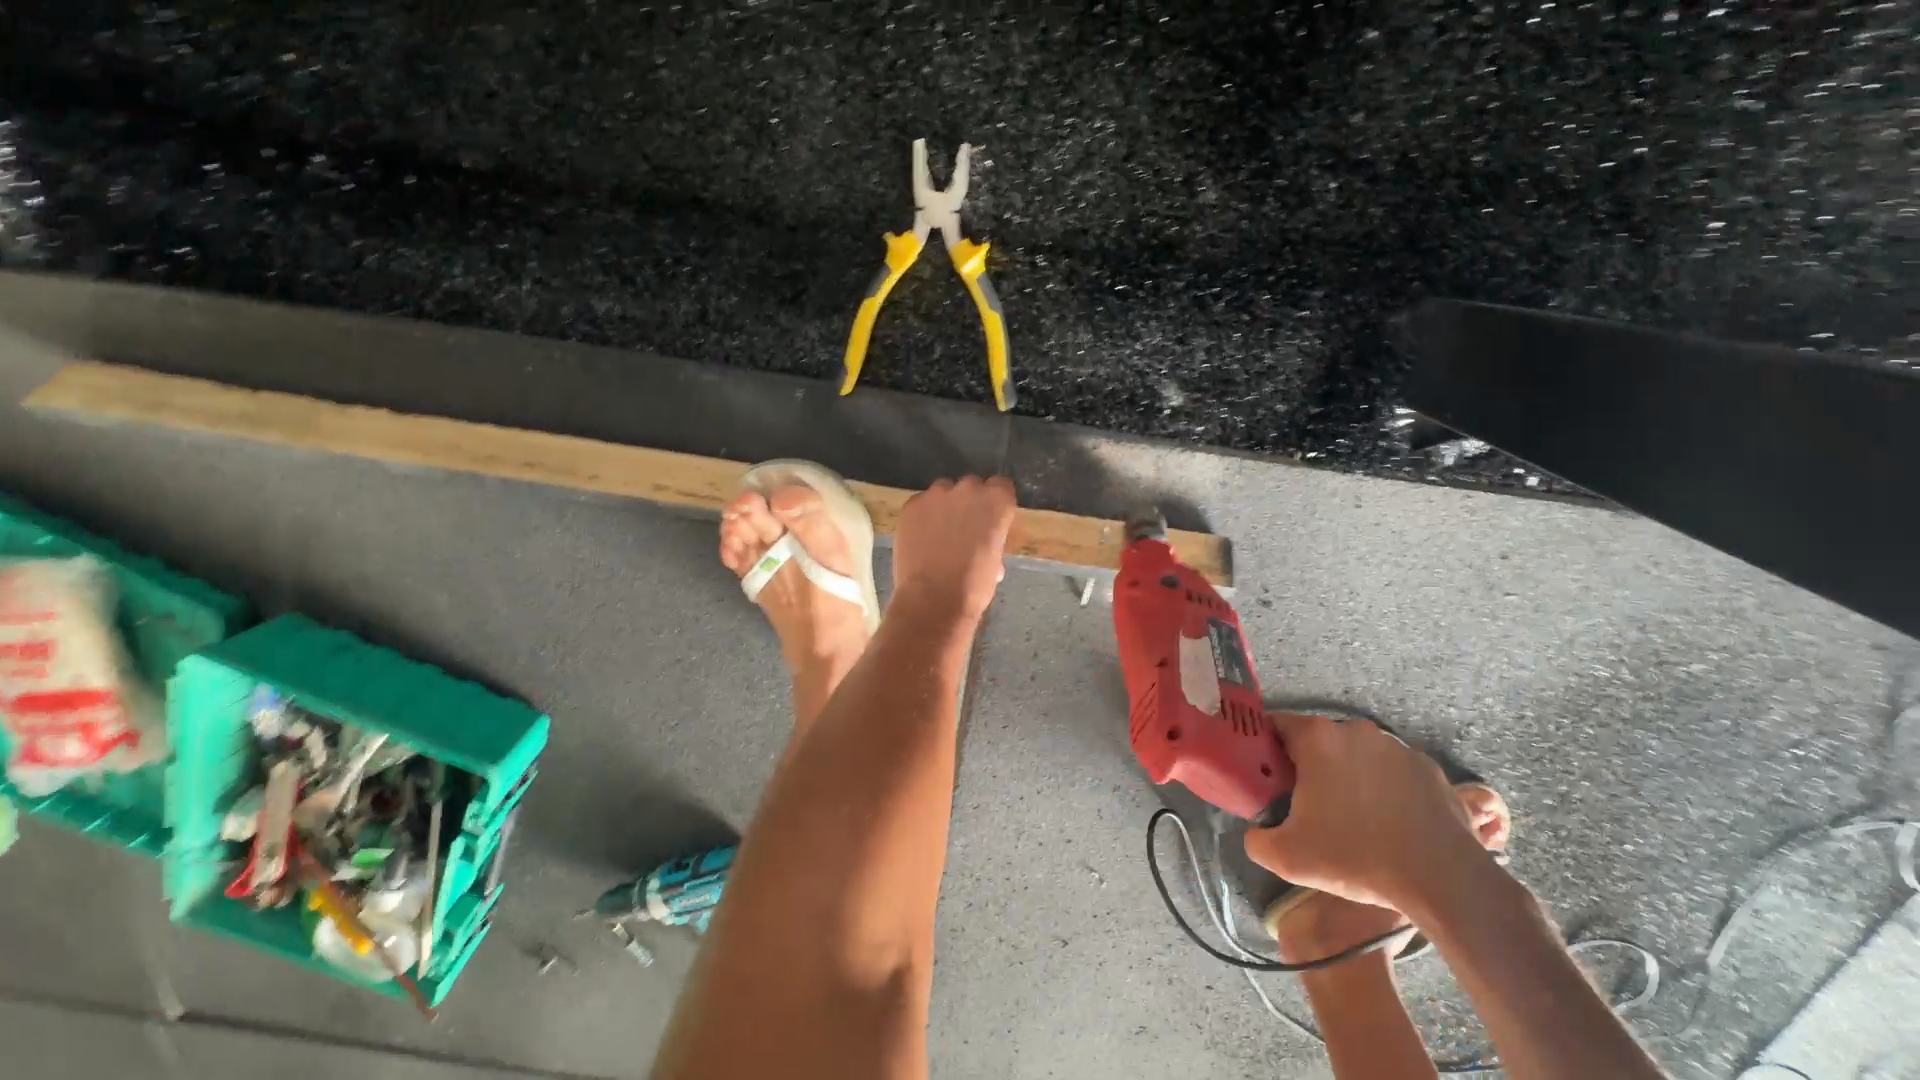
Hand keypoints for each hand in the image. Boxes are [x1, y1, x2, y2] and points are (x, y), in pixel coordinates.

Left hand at [891, 475, 1016, 621]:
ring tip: (939, 532)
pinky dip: (922, 516)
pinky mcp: (911, 506)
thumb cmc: (975, 585)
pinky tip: (920, 538)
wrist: (934, 599)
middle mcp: (968, 490)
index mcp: (997, 501)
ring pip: (943, 491)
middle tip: (964, 527)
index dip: (995, 502)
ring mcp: (936, 495)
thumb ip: (991, 538)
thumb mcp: (995, 560)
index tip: (991, 517)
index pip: (1001, 486)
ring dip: (944, 506)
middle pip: (971, 486)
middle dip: (969, 502)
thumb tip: (983, 543)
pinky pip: (920, 504)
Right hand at [1243, 713, 1490, 912]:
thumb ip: (1256, 839)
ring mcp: (1397, 746)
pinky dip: (1384, 789)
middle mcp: (1356, 730)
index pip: (1277, 724)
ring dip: (1348, 776)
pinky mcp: (1428, 767)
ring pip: (1357, 755)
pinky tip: (1388, 823)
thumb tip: (1257, 833)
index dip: (1266, 748)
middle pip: (1318, 740)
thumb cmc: (1355, 857)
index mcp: (1318, 739)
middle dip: (1308, 765)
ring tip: (1352, 818)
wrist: (1441, 877)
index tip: (1266, 776)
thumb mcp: (1286, 858)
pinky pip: (1392, 772)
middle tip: (1305, 804)